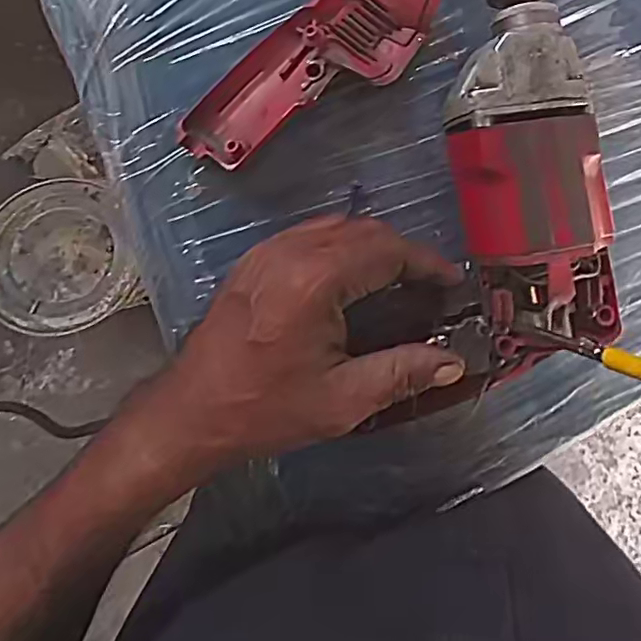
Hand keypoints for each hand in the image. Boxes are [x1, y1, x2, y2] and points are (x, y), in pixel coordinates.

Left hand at [147, 215, 467, 469]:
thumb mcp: (342, 401)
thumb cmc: (265, 409)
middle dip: (404, 252)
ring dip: (375, 245)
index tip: (451, 281)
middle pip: (366, 231)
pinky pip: (314, 233)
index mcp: (316, 280)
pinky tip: (353, 273)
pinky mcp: (257, 256)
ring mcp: (270, 249)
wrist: (188, 413)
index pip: (387, 252)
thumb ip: (402, 373)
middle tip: (428, 283)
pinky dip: (344, 243)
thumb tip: (452, 360)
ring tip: (398, 278)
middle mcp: (293, 251)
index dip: (426, 263)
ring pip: (340, 226)